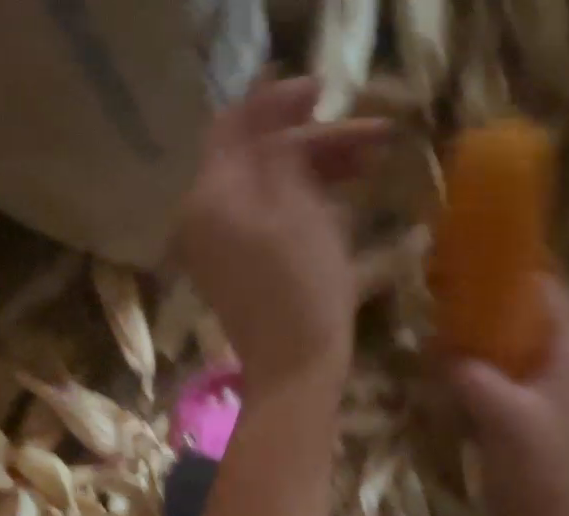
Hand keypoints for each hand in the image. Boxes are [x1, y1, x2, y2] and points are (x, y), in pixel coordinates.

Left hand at [173, 78, 388, 403]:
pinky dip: (297, 206)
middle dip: (310, 142)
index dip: (280, 103)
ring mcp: (214, 249)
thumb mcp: (298, 207)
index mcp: (208, 197)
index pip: (236, 127)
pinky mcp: (233, 273)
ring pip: (263, 191)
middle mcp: (200, 219)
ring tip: (366, 168)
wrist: (293, 372)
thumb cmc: (301, 290)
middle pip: (253, 159)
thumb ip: (283, 154)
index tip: (325, 91)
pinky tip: (337, 206)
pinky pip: (263, 221)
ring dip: (311, 173)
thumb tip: (281, 128)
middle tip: (369, 138)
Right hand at [448, 279, 568, 515]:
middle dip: (482, 305)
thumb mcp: (506, 418)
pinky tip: (436, 376)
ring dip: (470, 339)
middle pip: (520, 316)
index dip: (513, 271)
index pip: (547, 291)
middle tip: (438, 297)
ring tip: (431, 331)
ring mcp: (536, 392)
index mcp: (568, 353)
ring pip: (502, 348)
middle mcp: (556, 364)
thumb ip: (473, 377)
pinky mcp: (516, 417)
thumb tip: (436, 350)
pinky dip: (465, 371)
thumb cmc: (539, 472)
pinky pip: (489, 379)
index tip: (469, 262)